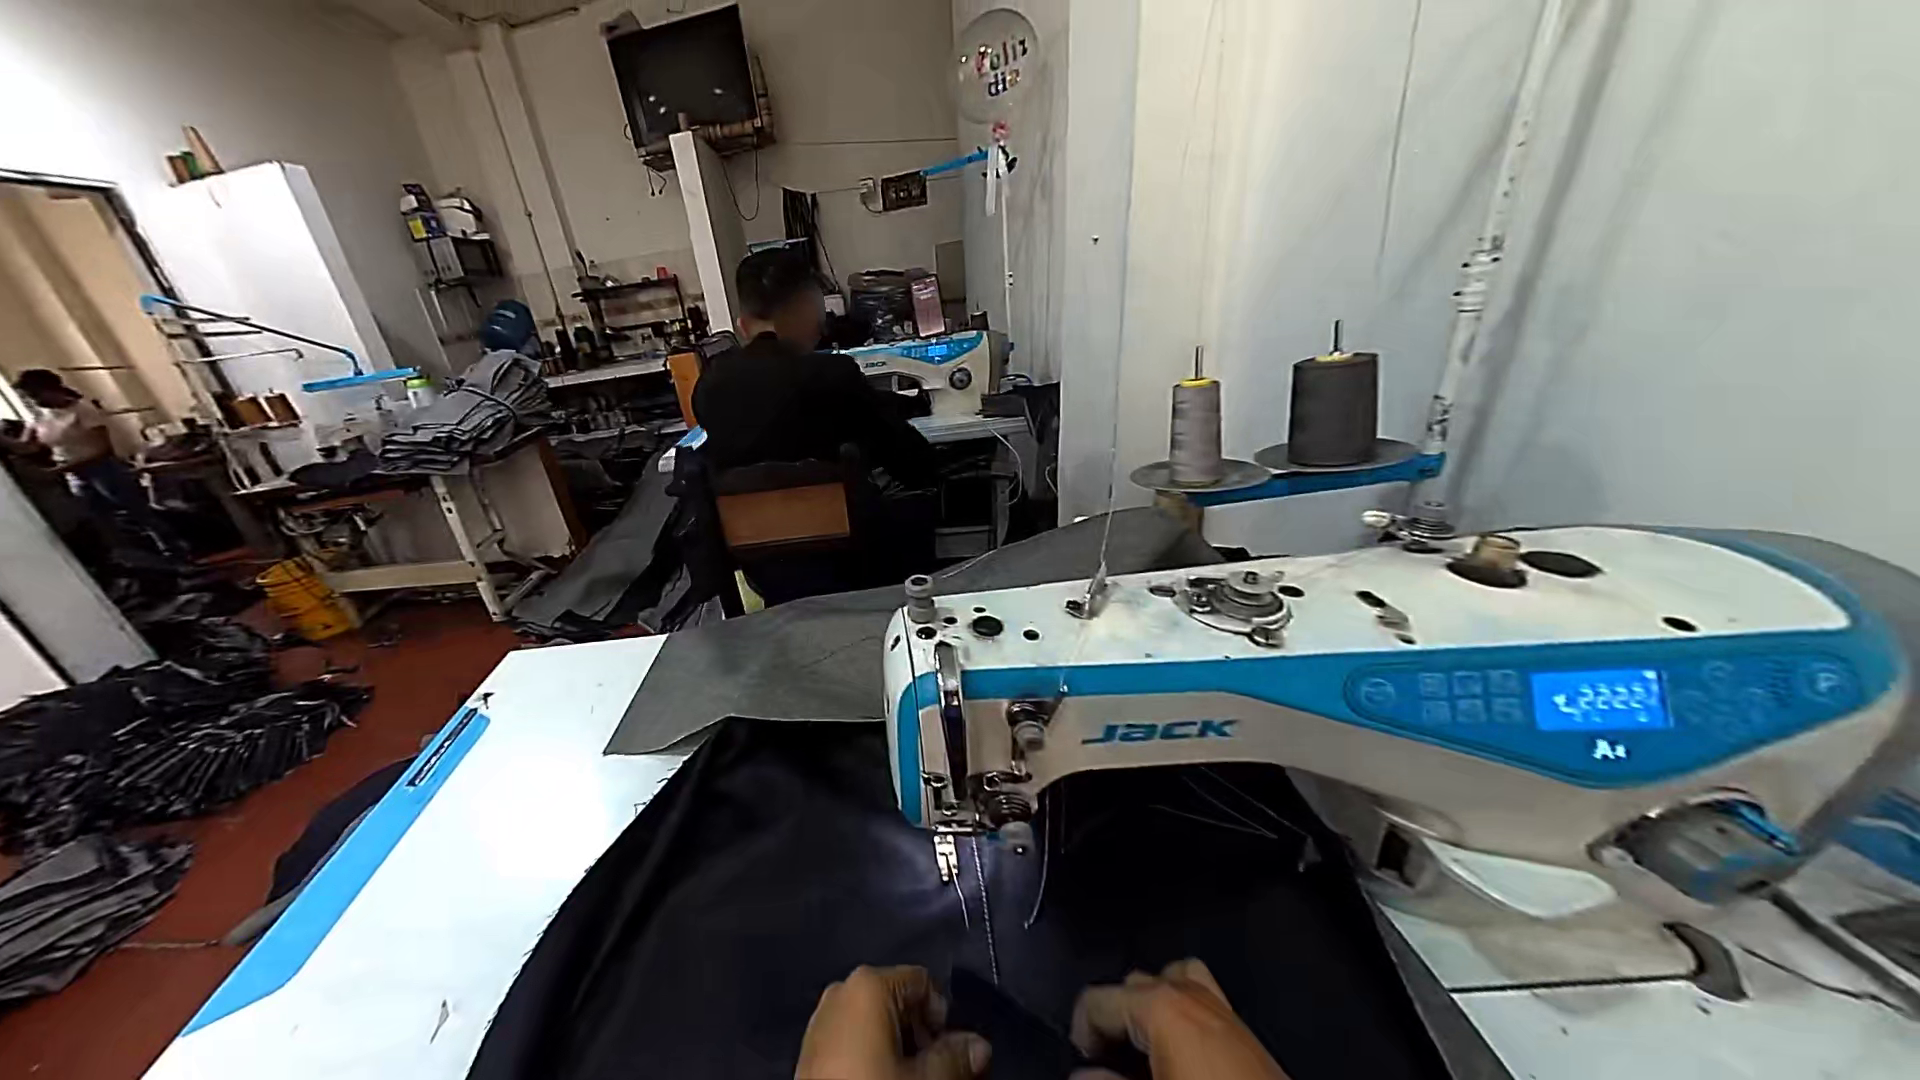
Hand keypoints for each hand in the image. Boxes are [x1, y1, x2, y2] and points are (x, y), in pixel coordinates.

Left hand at [797, 965, 991, 1079]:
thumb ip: (954, 1057)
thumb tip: (980, 1046)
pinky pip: (853, 1038)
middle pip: (900, 1001)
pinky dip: (873, 1055)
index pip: (924, 983)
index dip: (943, 1019)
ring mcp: (822, 1018)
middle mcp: (843, 989)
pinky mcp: (809, 1048)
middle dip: (921, 1036)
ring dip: (899, 1048)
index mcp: (869, 983)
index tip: (949, 1055)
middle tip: (932, 1073)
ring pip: (877, 1022)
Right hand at [1070, 958, 1289, 1079]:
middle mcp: (1186, 990)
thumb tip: (1081, 1075)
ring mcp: (1218, 1003)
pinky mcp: (1241, 1025)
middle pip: (1130, 987)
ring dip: (1145, 1009)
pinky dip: (1178, 1007)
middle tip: (1109, 1069)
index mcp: (1159, 1005)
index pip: (1097, 1000)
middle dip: (1112, 1021)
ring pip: (1165, 982)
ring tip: (1141, 1054)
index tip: (1084, 1069)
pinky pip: (1197, 992)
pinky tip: (1179, 1050)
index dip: (1080, 1033)